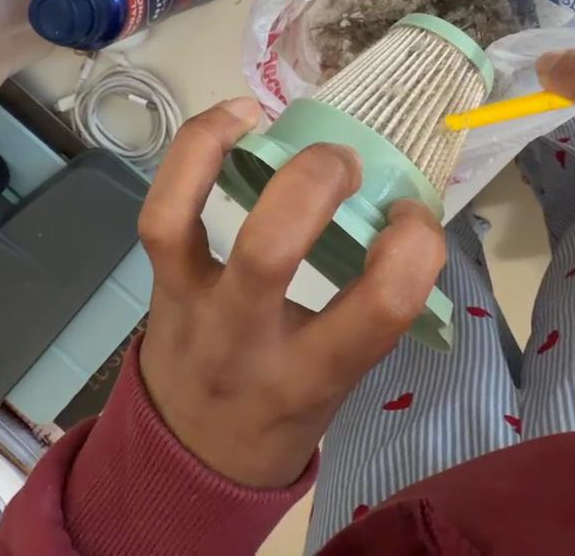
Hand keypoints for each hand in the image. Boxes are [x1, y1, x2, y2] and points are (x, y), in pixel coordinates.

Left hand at [135, 98, 446, 486]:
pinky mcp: (159, 279)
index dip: (415, 245)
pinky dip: (193, 154)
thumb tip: (393, 215)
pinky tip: (230, 121)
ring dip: (228, 153)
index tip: (411, 220)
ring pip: (185, 219)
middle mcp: (244, 339)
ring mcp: (191, 304)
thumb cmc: (283, 411)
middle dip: (315, 183)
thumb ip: (367, 308)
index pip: (381, 306)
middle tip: (346, 164)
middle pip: (269, 249)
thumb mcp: (341, 382)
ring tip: (263, 117)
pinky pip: (160, 210)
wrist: (188, 459)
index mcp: (313, 374)